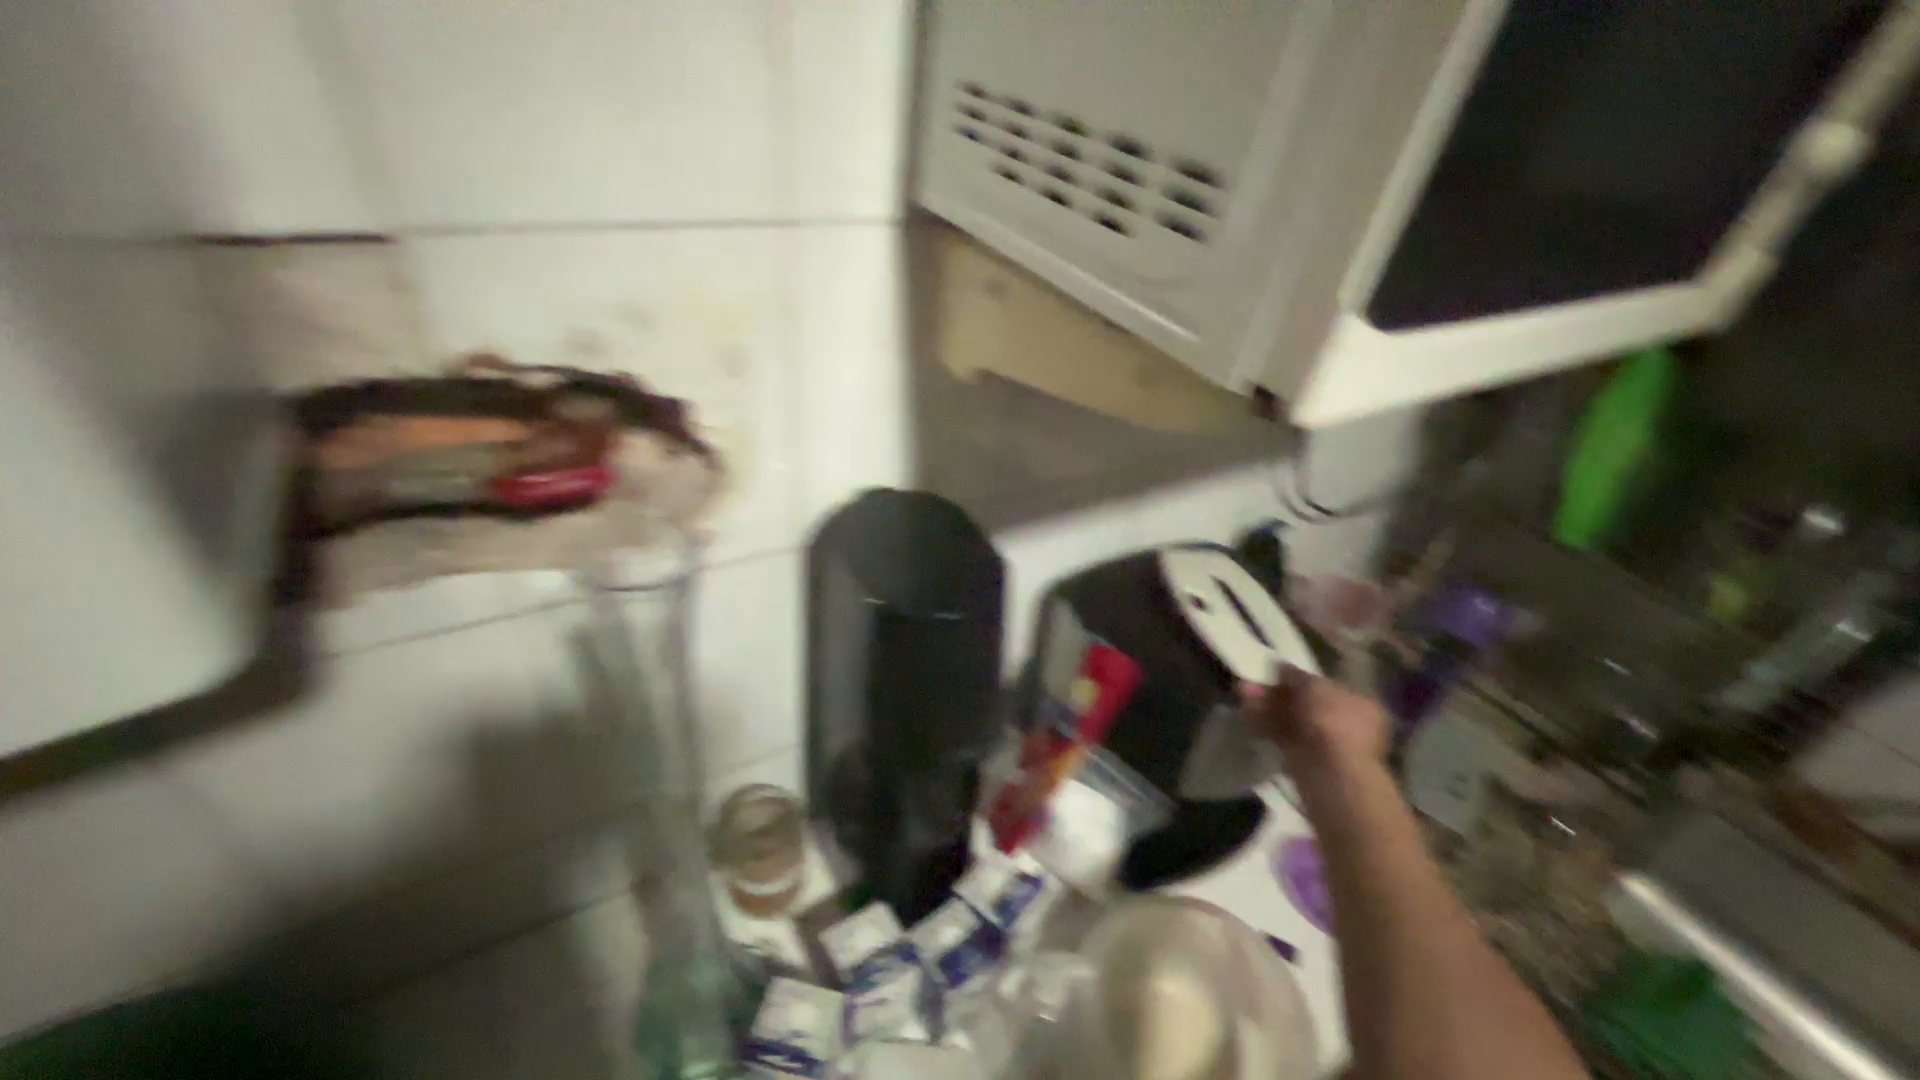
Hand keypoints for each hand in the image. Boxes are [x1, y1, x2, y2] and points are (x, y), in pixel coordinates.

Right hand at [1240, 666, 1387, 778]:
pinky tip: (1245, 715)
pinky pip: (1282, 738)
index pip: (1326, 687)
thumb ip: (1296, 675)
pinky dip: (1264, 726)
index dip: (1299, 679)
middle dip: (1276, 693)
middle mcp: (1346, 725)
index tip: (1275, 672)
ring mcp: (1324, 746)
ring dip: (1266, 707)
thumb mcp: (1314, 686)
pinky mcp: (1303, 762)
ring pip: (1290, 721)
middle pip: (1304, 705)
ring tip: (1241, 693)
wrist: (1331, 773)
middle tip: (1250, 683)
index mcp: (1359, 705)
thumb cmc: (1333, 722)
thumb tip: (1281, 665)